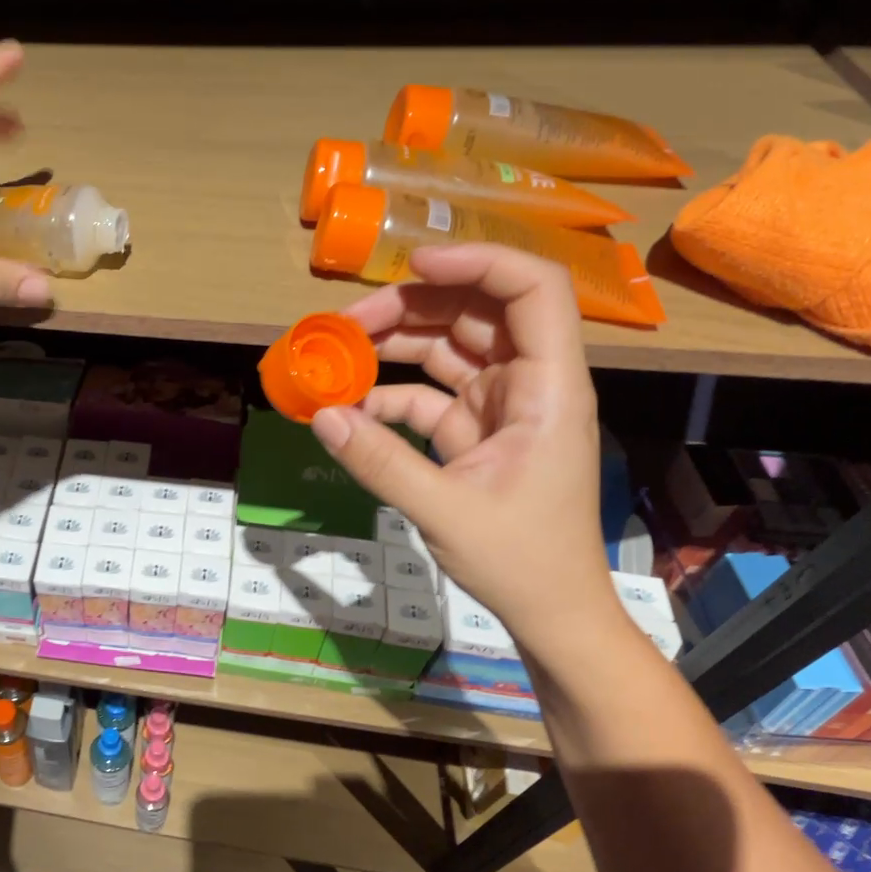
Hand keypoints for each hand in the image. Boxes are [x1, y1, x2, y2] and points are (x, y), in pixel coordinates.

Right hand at [310, 244, 614, 633]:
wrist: (551, 610)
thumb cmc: (521, 560)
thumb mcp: (444, 510)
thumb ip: (380, 461)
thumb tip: (320, 416)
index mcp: (548, 387)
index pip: (532, 291)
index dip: (478, 261)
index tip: (413, 263)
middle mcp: (528, 382)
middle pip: (475, 312)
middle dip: (410, 307)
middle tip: (343, 324)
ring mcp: (500, 406)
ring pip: (448, 348)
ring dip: (394, 345)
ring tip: (336, 352)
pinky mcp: (474, 432)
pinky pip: (427, 395)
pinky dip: (388, 395)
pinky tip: (350, 408)